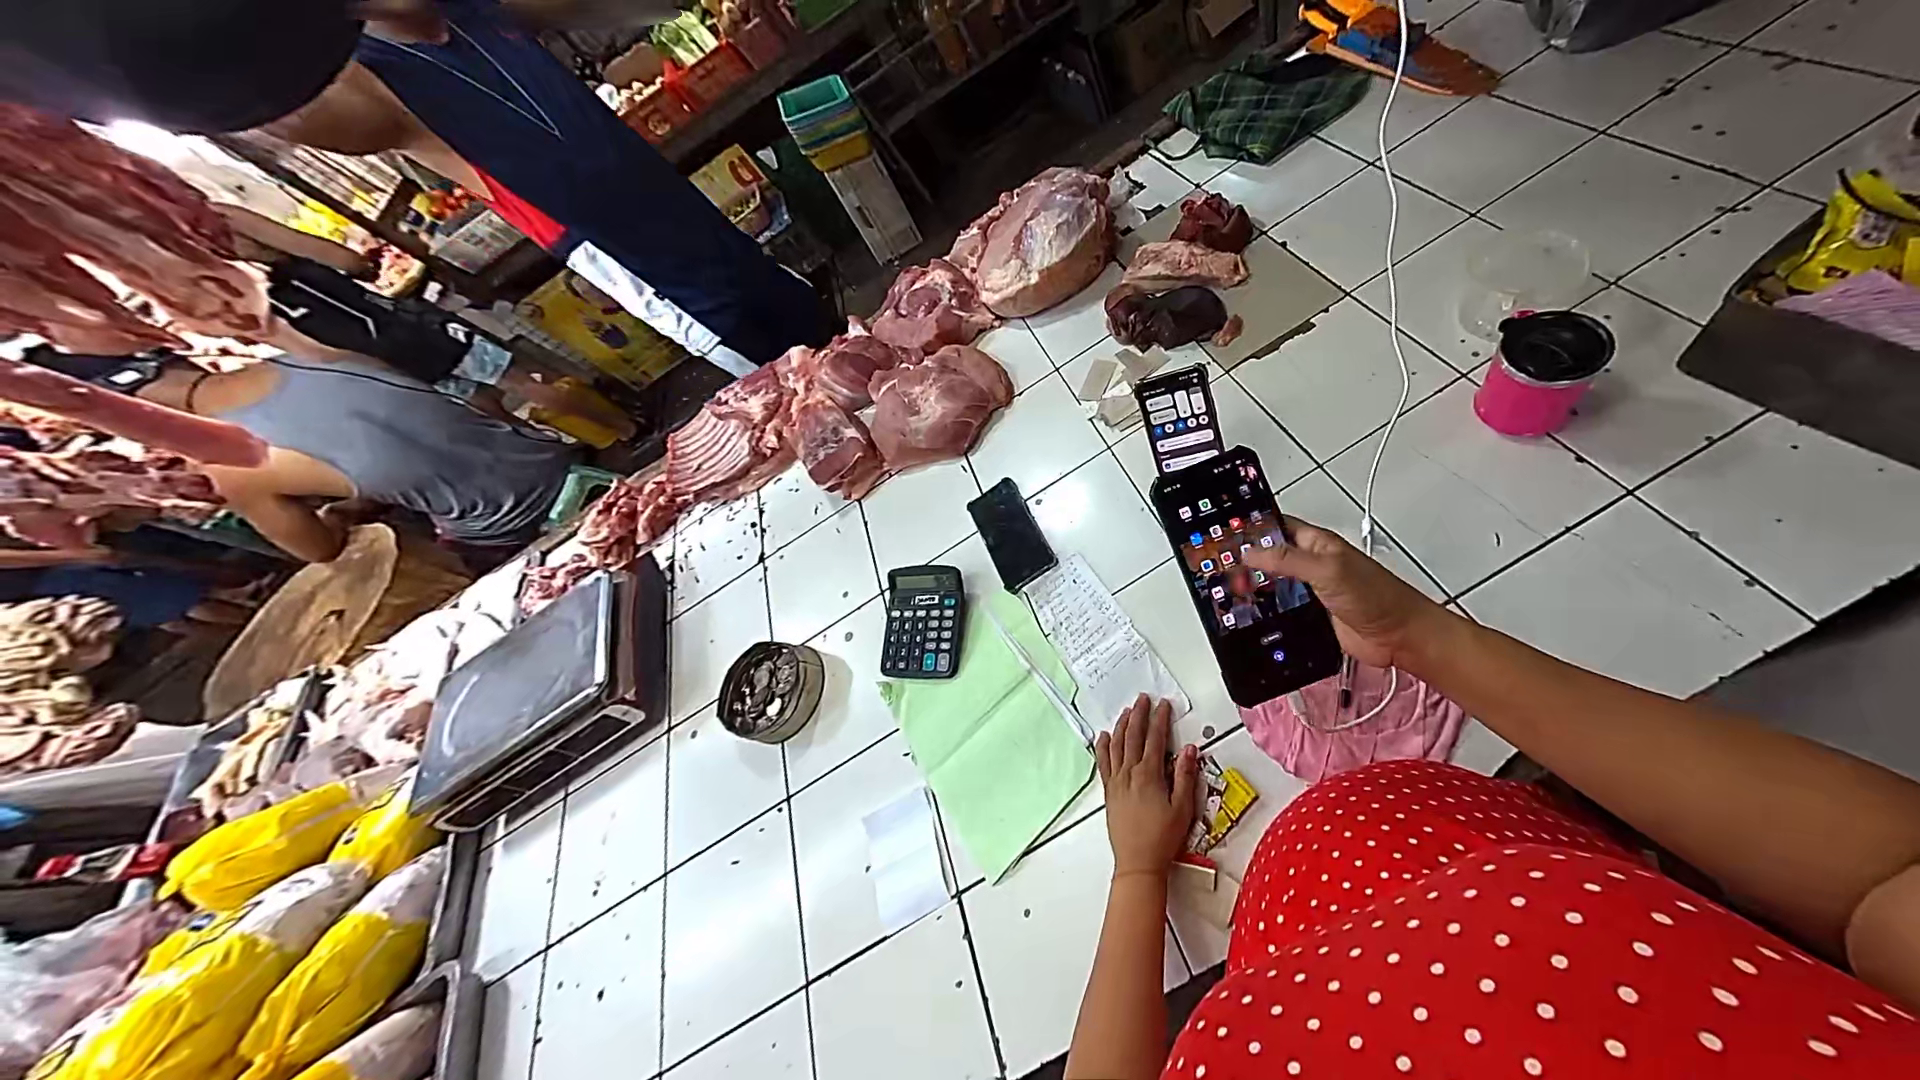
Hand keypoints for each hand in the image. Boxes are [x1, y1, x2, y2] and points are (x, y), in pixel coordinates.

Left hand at [1094, 695, 1196, 878]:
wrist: (1138, 861)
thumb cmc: (1163, 838)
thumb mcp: (1183, 808)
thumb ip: (1185, 777)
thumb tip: (1189, 749)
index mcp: (1149, 775)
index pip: (1155, 739)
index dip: (1160, 720)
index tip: (1163, 705)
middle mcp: (1129, 773)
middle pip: (1133, 736)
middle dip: (1139, 715)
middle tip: (1143, 699)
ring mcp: (1116, 780)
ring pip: (1117, 745)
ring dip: (1122, 726)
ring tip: (1126, 711)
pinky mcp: (1109, 790)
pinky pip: (1103, 762)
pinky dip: (1103, 746)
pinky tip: (1104, 736)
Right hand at [1242, 516, 1449, 671]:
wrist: (1399, 636)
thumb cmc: (1377, 596)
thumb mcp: (1327, 569)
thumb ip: (1287, 559)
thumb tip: (1251, 552)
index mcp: (1315, 543)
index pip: (1275, 526)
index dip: (1251, 525)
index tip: (1224, 530)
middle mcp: (1310, 563)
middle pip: (1268, 556)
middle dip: (1245, 559)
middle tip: (1219, 563)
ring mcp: (1308, 589)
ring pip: (1270, 583)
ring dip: (1254, 586)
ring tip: (1229, 586)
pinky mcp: (1307, 613)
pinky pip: (1278, 607)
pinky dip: (1264, 609)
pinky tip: (1250, 611)